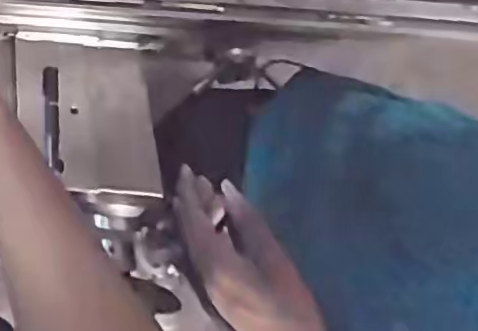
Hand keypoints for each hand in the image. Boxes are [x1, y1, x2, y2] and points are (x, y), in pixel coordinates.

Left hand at [173, 165, 324, 330]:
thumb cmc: (292, 309)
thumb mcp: (275, 261)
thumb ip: (248, 222)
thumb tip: (226, 187)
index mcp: (212, 262)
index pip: (191, 217)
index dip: (188, 190)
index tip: (186, 168)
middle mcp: (200, 272)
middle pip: (188, 228)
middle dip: (193, 202)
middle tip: (204, 181)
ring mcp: (204, 286)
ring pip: (193, 241)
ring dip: (200, 218)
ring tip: (217, 201)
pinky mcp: (214, 295)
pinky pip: (200, 254)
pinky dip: (206, 235)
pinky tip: (222, 229)